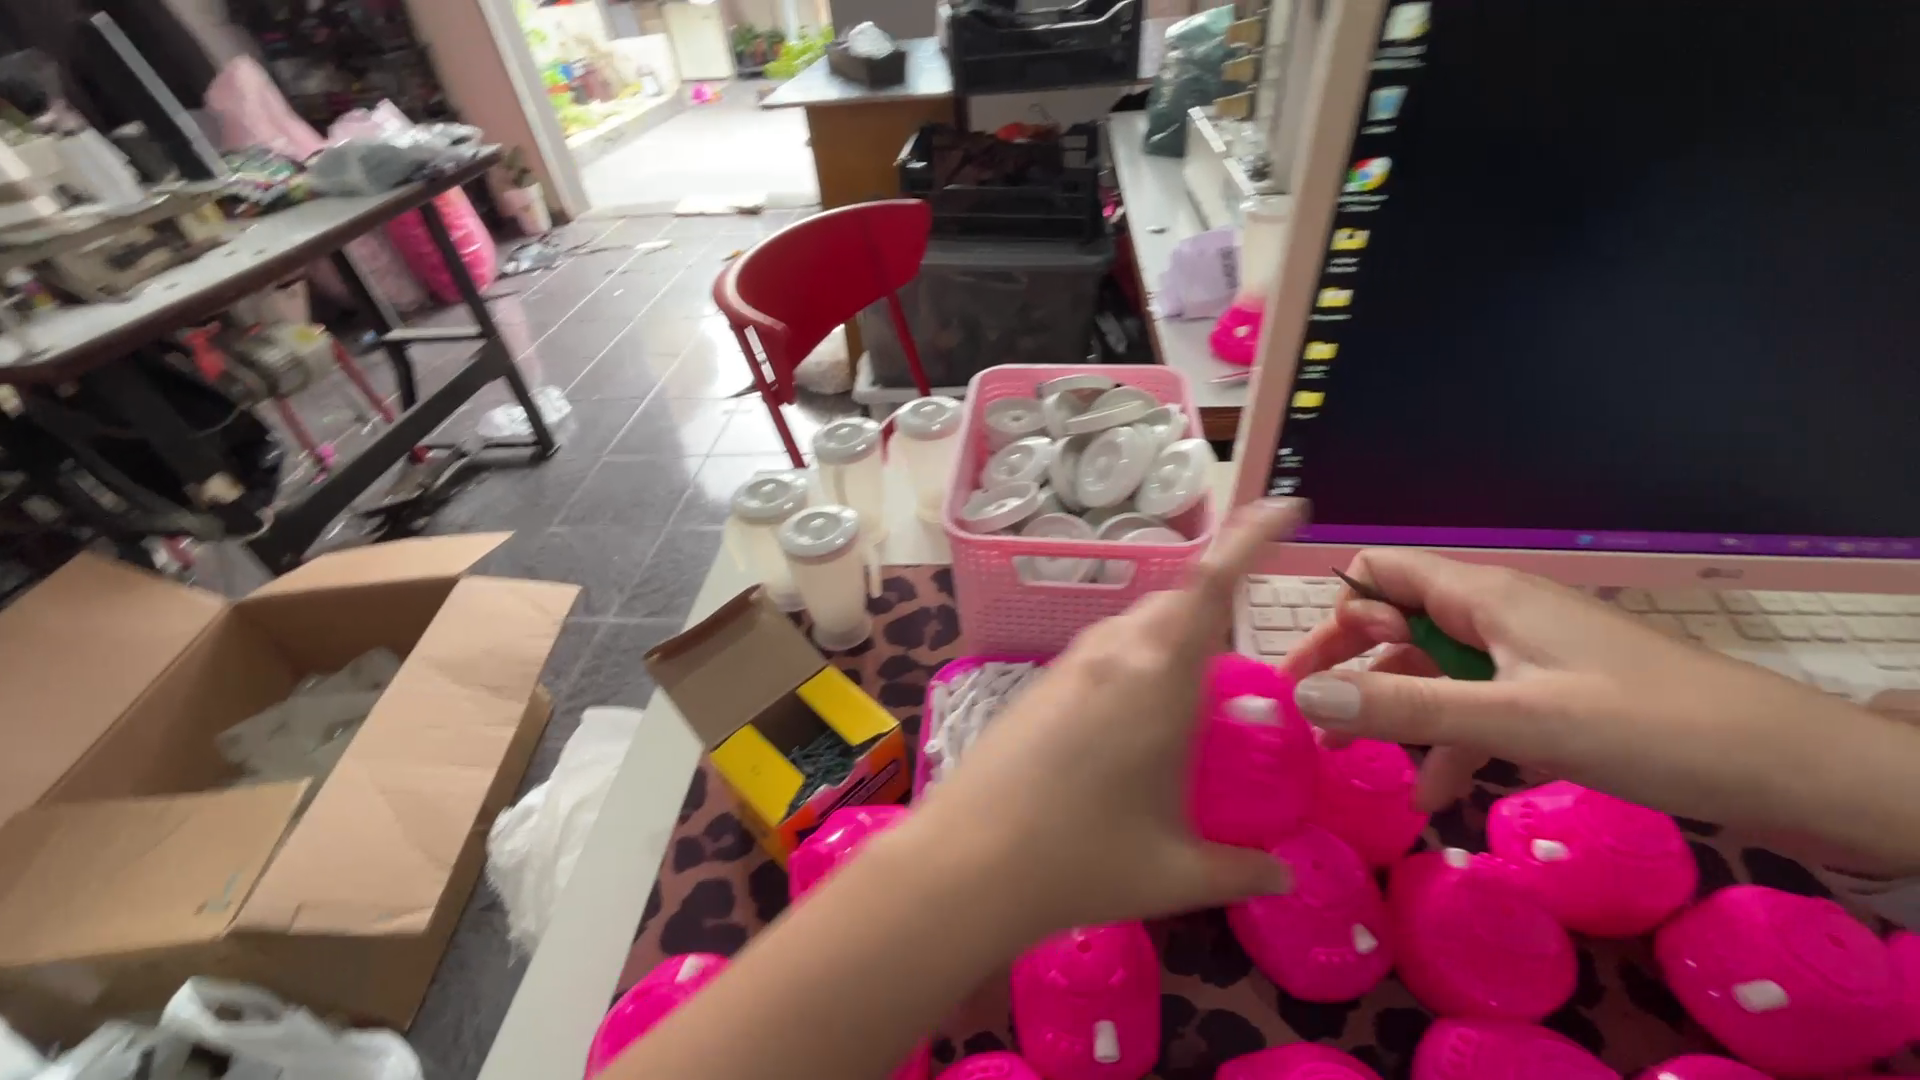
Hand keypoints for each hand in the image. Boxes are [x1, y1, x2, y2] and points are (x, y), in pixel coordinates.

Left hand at [899, 499, 1306, 935]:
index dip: (1249, 538)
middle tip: (1238, 656)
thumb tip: (1287, 878)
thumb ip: (1241, 870)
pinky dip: (1131, 662)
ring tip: (1186, 694)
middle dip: (1214, 607)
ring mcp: (1069, 665)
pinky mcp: (1038, 683)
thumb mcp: (1175, 873)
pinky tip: (1129, 718)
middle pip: (1175, 602)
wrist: (968, 861)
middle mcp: (1113, 654)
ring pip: (1133, 625)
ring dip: (1169, 636)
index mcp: (1160, 679)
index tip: (1284, 510)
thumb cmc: (1082, 861)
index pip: (1211, 584)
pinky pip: (1100, 651)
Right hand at [1280, 549, 1919, 870]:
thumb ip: (1407, 707)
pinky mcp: (1552, 691)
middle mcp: (1496, 613)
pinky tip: (1435, 793)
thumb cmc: (1652, 727)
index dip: (1335, 615)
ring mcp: (1526, 653)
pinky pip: (1476, 703)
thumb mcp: (1517, 720)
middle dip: (1350, 668)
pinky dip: (1448, 739)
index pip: (1379, 574)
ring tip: (1358, 762)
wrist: (1797, 770)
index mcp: (1483, 596)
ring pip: (1433, 668)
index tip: (1306, 676)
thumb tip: (1305, 697)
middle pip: (1396, 622)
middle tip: (1312, 720)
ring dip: (1395, 711)